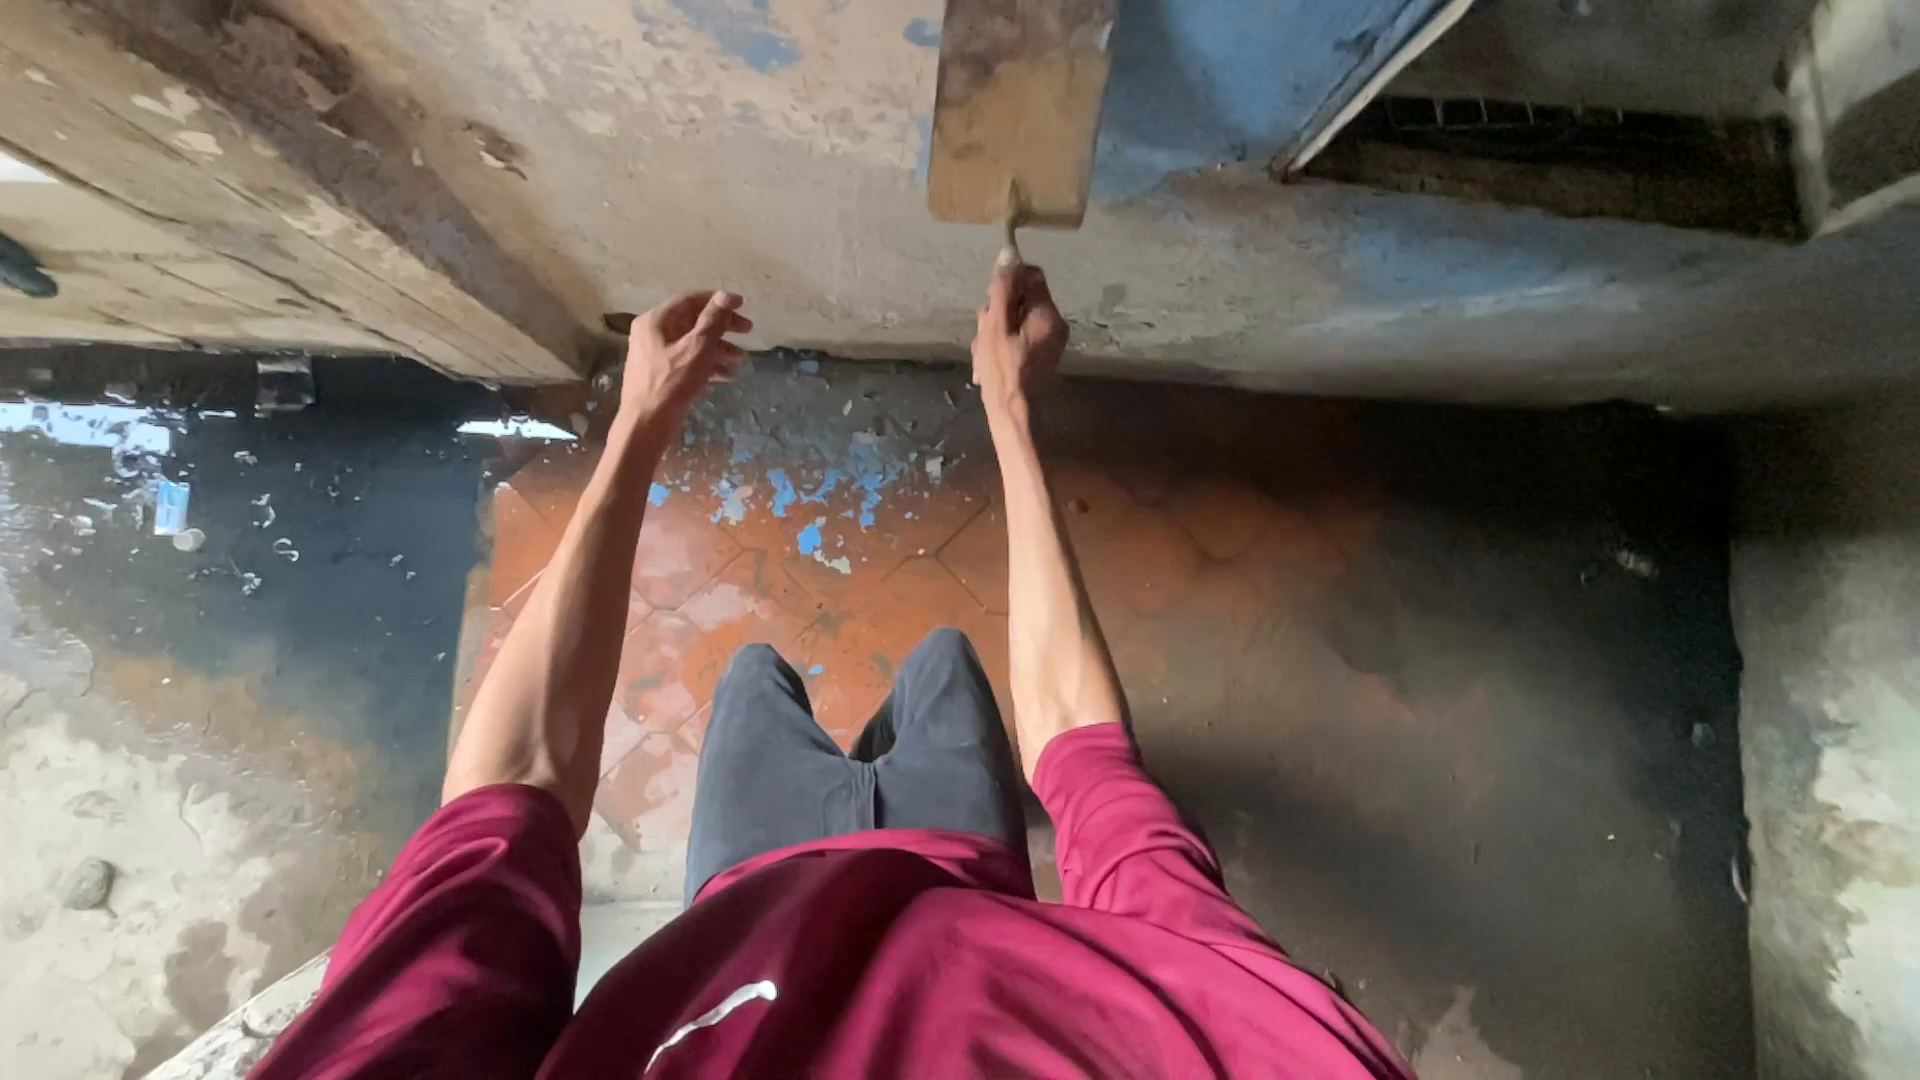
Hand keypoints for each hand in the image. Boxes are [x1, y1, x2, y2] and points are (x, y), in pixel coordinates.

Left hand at [620, 290, 751, 419]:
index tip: (743, 306)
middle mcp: (653, 332)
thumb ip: (714, 321)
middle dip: (722, 327)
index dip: (719, 301)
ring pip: (692, 342)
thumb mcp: (698, 349)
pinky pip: (687, 360)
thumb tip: (726, 295)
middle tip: (748, 331)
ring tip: (740, 359)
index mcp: (657, 320)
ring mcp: (655, 353)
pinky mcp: (661, 372)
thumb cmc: (672, 383)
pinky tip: (726, 375)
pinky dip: (707, 364)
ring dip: (719, 348)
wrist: (646, 422)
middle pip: (693, 321)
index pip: (691, 300)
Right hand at [972, 263, 1065, 413]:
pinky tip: (987, 364)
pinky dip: (999, 347)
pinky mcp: (1036, 357)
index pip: (1031, 275)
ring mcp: (1045, 343)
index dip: (1007, 283)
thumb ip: (1002, 290)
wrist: (1012, 416)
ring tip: (983, 355)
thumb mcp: (995, 326)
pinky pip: (1014, 339)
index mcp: (1047, 314)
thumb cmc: (1002, 372)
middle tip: (984, 335)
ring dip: (992, 333)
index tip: (991, 301)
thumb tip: (1008, 254)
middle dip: (995, 313)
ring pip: (1013, 321)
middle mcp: (1052, 325)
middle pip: (1019, 300)